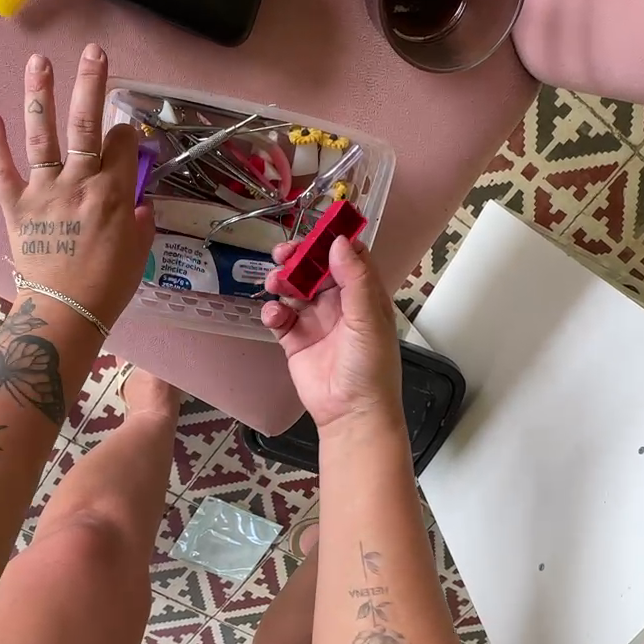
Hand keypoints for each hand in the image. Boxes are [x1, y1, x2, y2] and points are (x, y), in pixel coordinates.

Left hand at [0, 45, 154, 330]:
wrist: (67, 311)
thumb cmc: (108, 285)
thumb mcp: (138, 252)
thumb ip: (141, 220)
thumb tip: (138, 202)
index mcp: (113, 192)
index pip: (121, 144)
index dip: (126, 131)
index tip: (125, 131)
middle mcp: (79, 182)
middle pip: (86, 123)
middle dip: (91, 83)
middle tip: (93, 52)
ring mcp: (44, 191)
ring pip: (43, 135)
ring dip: (41, 96)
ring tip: (38, 62)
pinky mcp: (16, 205)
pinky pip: (1, 169)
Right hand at [261, 235, 402, 433]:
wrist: (350, 413)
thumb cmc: (370, 368)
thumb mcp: (368, 319)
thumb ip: (355, 280)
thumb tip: (339, 242)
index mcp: (364, 296)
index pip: (348, 258)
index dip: (331, 242)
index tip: (314, 231)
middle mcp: (339, 305)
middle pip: (315, 269)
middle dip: (298, 258)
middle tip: (283, 253)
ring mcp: (315, 322)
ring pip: (294, 289)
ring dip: (282, 281)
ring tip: (274, 282)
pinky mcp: (295, 340)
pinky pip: (280, 317)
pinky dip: (273, 311)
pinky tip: (274, 315)